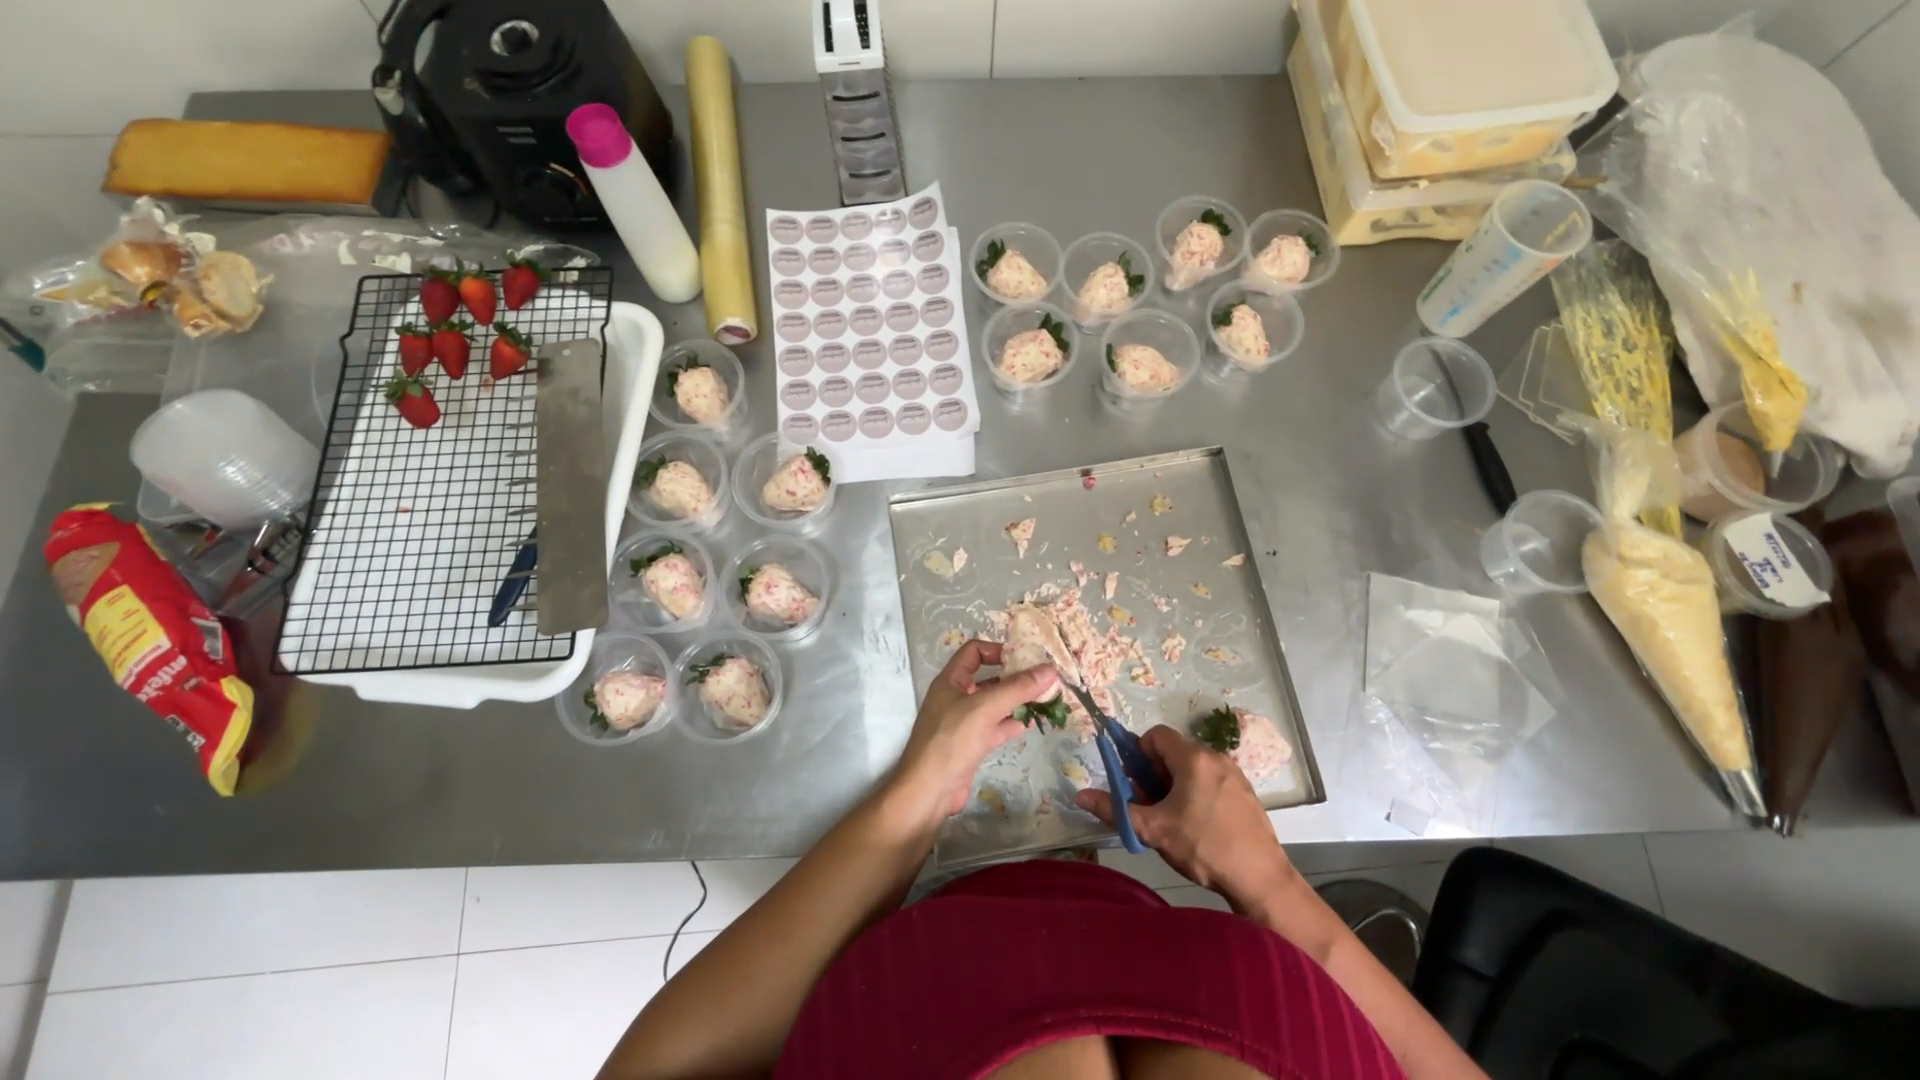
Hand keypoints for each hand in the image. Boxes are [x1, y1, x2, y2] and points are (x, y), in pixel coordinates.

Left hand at [891, 640, 1059, 825]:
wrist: (929, 790)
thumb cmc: (951, 741)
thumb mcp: (985, 708)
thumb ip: (1017, 688)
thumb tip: (1050, 670)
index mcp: (951, 681)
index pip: (974, 652)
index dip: (997, 650)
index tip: (1025, 658)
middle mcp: (957, 697)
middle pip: (989, 679)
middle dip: (1015, 678)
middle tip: (1045, 679)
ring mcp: (964, 722)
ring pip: (995, 704)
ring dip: (1017, 701)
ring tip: (1046, 699)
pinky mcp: (972, 744)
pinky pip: (996, 727)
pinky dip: (1012, 723)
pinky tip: (1032, 723)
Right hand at [1075, 725, 1296, 908]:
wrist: (1261, 879)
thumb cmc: (1204, 848)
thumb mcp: (1153, 830)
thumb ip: (1115, 809)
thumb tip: (1080, 796)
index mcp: (1193, 758)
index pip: (1155, 736)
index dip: (1137, 755)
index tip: (1134, 784)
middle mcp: (1216, 758)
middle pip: (1173, 752)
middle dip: (1153, 775)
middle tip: (1149, 807)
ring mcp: (1235, 775)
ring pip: (1192, 769)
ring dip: (1173, 787)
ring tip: (1171, 821)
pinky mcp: (1245, 794)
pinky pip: (1210, 781)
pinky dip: (1195, 794)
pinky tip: (1196, 827)